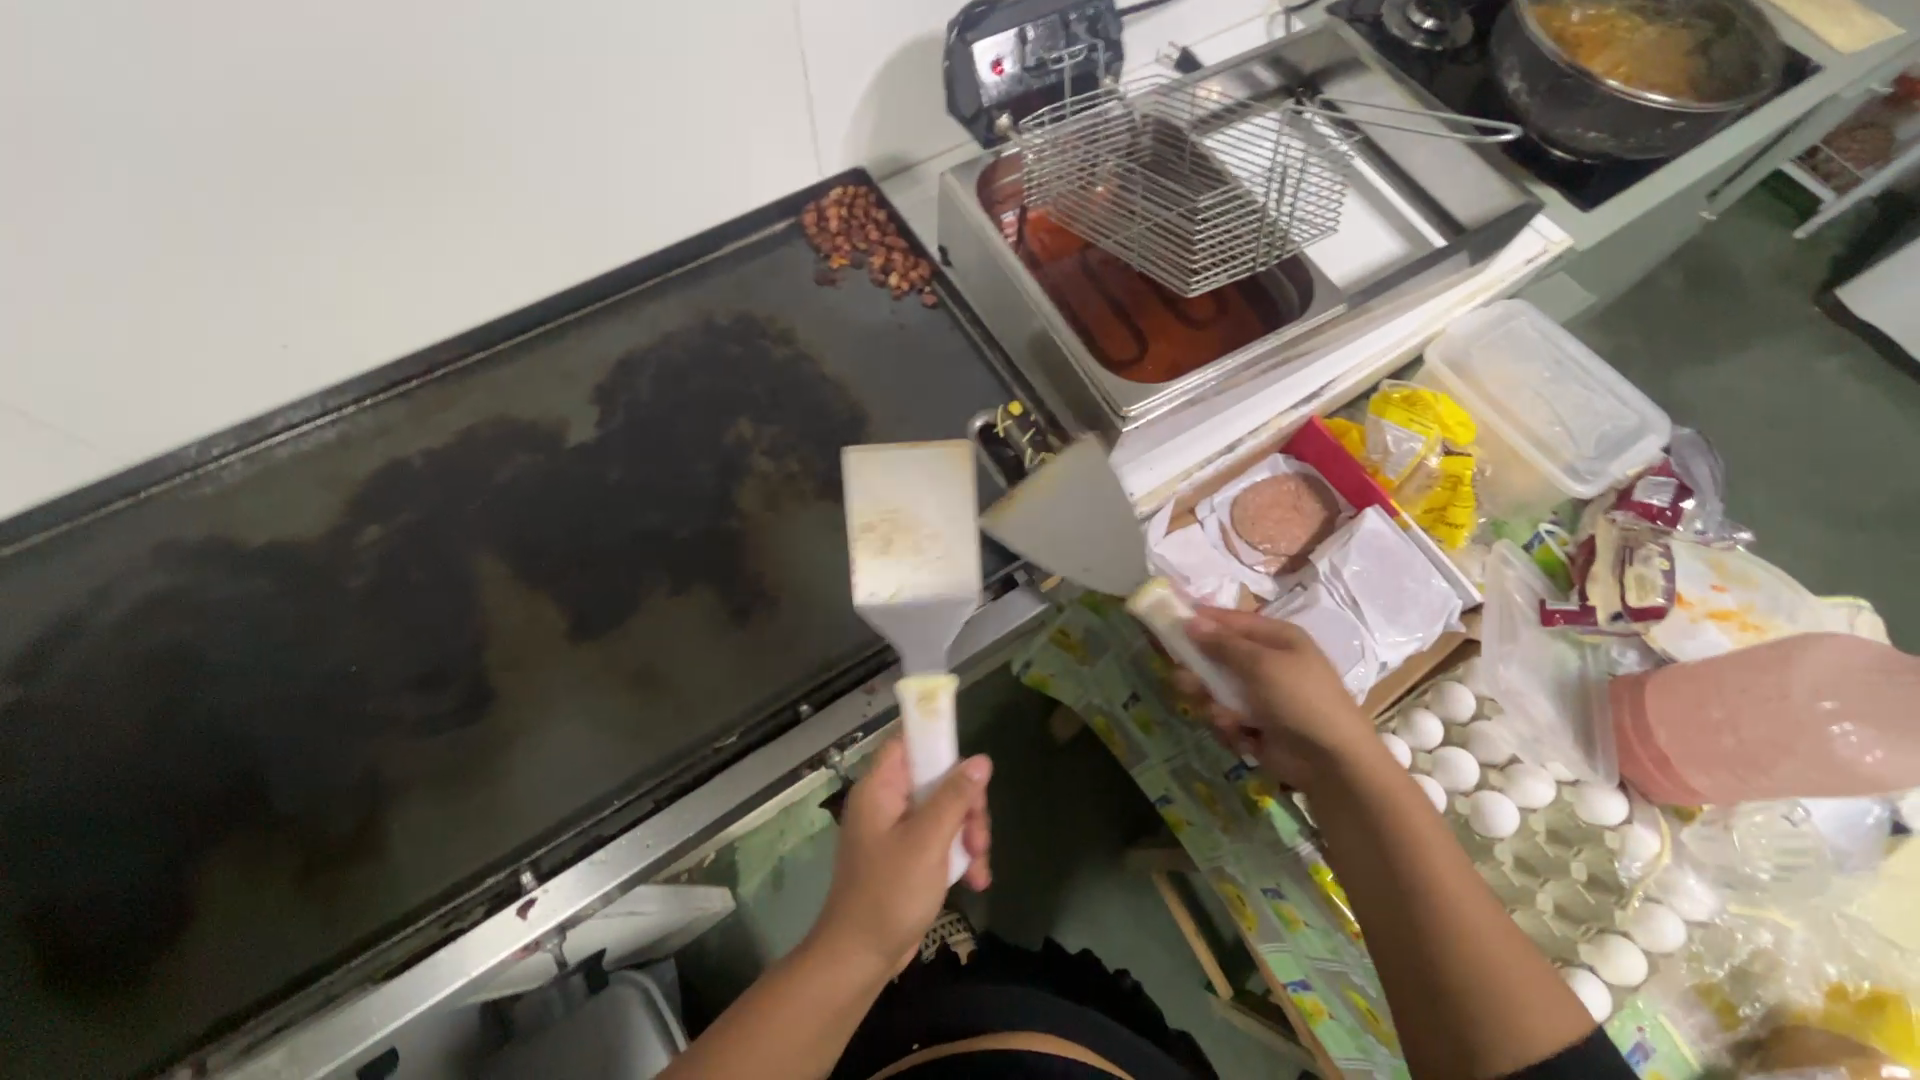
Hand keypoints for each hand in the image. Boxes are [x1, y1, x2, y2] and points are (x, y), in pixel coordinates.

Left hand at [807, 738, 991, 975]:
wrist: (861, 957)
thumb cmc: (889, 893)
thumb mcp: (927, 841)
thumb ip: (954, 797)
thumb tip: (980, 759)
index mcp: (880, 789)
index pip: (908, 741)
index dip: (938, 740)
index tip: (971, 758)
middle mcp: (887, 803)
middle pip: (938, 778)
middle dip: (967, 806)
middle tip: (979, 836)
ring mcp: (898, 831)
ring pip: (946, 811)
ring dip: (969, 835)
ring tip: (981, 867)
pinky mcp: (908, 857)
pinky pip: (942, 840)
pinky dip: (961, 855)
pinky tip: (977, 881)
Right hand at [1174, 606, 1376, 787]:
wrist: (1331, 759)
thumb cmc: (1300, 699)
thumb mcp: (1261, 664)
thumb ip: (1223, 644)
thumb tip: (1191, 621)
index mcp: (1275, 638)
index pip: (1230, 620)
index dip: (1201, 621)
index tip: (1170, 624)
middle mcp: (1266, 663)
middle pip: (1216, 657)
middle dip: (1200, 672)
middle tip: (1185, 681)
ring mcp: (1259, 696)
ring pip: (1215, 691)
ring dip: (1214, 703)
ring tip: (1224, 716)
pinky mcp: (1253, 725)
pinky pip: (1225, 718)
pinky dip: (1229, 727)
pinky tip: (1243, 735)